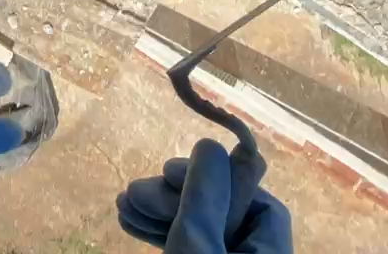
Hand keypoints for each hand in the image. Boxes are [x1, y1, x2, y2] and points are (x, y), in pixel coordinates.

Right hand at [118, 140, 291, 252]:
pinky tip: (130, 223)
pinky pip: (189, 250)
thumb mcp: (198, 240)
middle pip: (225, 216)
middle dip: (174, 197)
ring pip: (201, 233)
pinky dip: (162, 234)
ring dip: (160, 213)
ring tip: (124, 206)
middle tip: (135, 193)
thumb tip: (211, 144)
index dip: (219, 180)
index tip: (170, 171)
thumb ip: (205, 192)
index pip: (263, 206)